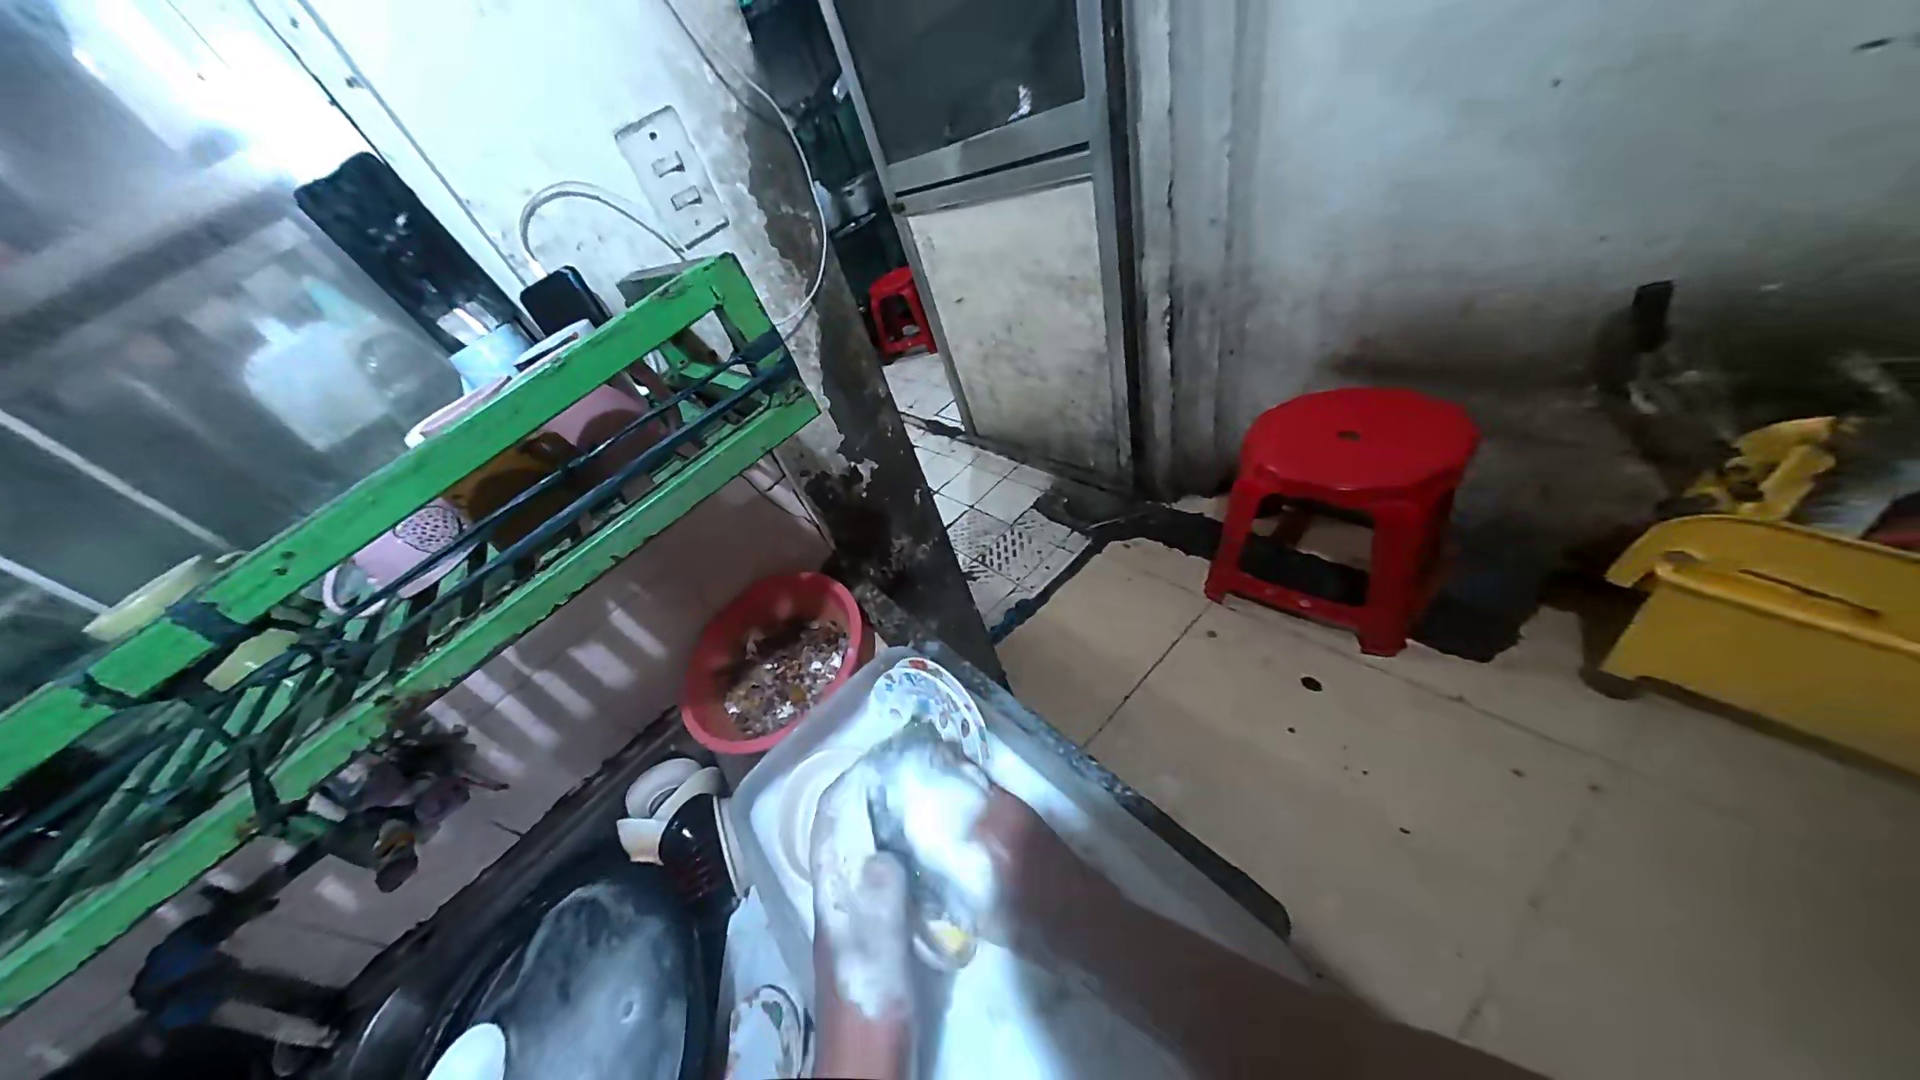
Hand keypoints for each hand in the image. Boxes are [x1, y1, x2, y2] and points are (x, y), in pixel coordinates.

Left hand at [810, 759, 913, 1019]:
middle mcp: (841, 895)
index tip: (882, 759)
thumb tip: (885, 849)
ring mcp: (858, 912)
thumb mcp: (875, 955)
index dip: (849, 787)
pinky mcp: (877, 928)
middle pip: (849, 830)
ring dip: (887, 818)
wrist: (866, 1064)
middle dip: (872, 795)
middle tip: (911, 771)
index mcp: (834, 895)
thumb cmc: (868, 1007)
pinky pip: (887, 873)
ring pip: (867, 848)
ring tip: (923, 796)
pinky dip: (903, 851)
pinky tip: (930, 850)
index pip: (830, 825)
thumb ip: (879, 905)